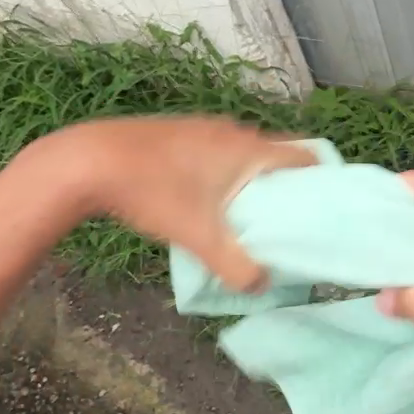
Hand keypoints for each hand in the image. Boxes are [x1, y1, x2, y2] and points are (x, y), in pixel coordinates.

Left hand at [34, 115, 315, 291]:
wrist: (89, 160)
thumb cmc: (153, 191)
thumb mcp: (198, 236)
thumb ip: (235, 266)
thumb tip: (261, 285)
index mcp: (250, 149)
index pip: (306, 155)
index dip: (322, 179)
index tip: (324, 208)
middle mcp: (234, 131)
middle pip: (278, 156)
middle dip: (288, 187)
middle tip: (289, 223)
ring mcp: (206, 128)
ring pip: (247, 155)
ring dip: (254, 182)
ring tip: (250, 218)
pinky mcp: (182, 133)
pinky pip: (222, 153)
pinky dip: (228, 175)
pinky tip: (208, 201)